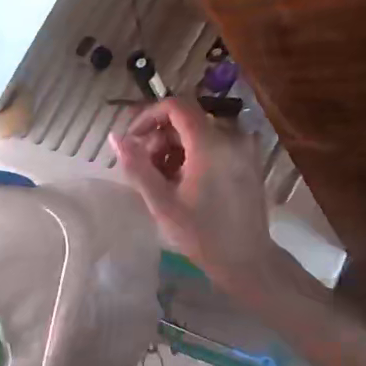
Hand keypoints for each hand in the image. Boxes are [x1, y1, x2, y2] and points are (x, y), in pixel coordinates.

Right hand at [109, 97, 285, 301]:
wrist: (247, 259)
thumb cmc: (202, 234)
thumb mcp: (162, 202)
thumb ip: (137, 166)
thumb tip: (115, 138)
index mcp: (211, 143)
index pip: (175, 106)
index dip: (148, 116)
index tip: (132, 140)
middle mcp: (232, 136)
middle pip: (188, 119)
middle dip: (161, 137)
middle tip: (145, 168)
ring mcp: (245, 148)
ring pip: (201, 131)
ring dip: (177, 147)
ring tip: (163, 180)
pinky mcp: (250, 160)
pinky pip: (217, 143)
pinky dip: (196, 153)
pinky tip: (185, 182)